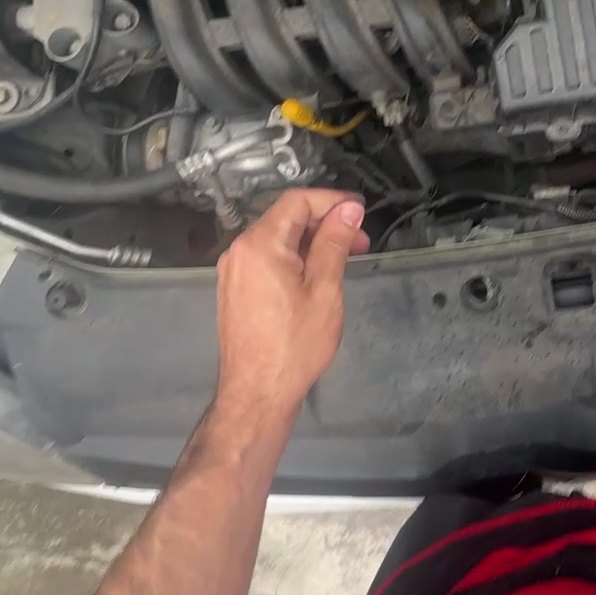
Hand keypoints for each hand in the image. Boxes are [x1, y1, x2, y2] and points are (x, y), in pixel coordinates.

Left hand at [214, 189, 368, 419]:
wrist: (257, 393)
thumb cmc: (295, 343)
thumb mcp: (325, 289)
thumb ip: (334, 242)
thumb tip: (348, 210)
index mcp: (260, 245)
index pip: (297, 201)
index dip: (332, 200)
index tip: (360, 211)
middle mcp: (240, 250)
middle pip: (287, 217)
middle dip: (326, 221)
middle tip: (360, 239)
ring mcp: (235, 270)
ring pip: (279, 238)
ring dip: (314, 240)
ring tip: (346, 257)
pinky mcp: (237, 288)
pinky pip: (269, 257)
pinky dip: (297, 256)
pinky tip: (320, 272)